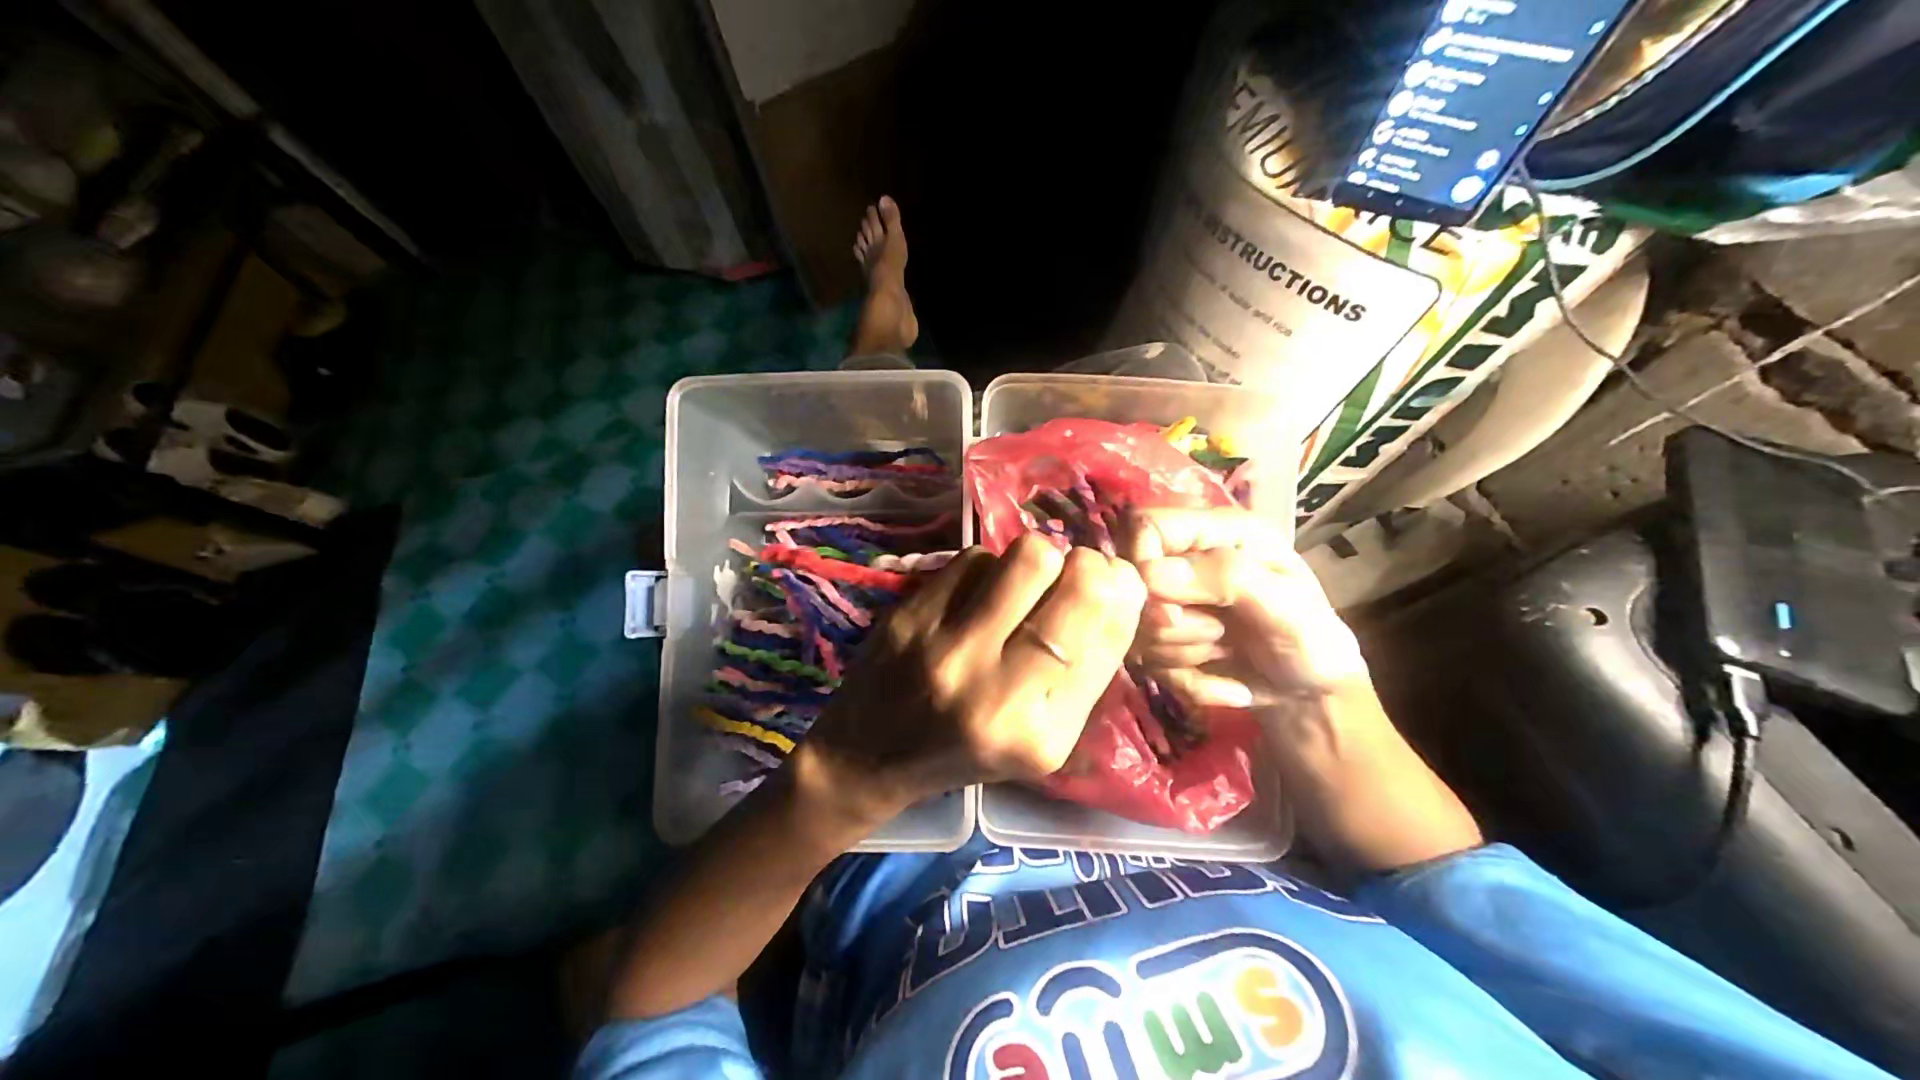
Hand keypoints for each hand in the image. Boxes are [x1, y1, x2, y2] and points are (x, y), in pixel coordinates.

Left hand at [797, 534, 1147, 834]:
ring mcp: (947, 648)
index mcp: (1041, 735)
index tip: (1121, 580)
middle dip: (1090, 566)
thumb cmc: (962, 754)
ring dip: (1039, 559)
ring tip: (1027, 581)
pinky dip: (988, 567)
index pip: (1106, 637)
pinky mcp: (909, 617)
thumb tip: (1117, 594)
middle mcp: (997, 691)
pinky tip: (979, 593)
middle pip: (1076, 586)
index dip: (1123, 595)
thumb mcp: (1038, 744)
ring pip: (1026, 556)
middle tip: (1081, 570)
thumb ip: (1081, 678)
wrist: (867, 757)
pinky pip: (974, 559)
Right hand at [1125, 507, 1370, 707]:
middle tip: (1219, 635)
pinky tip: (1218, 676)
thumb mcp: (1284, 604)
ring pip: (1134, 626)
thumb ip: (1224, 577)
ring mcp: (1167, 600)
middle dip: (1171, 623)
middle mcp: (1185, 559)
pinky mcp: (1157, 639)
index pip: (1145, 525)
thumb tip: (1150, 573)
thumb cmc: (1311, 640)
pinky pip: (1143, 661)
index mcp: (1217, 530)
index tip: (1169, 610)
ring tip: (1225, 651)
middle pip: (1131, 582)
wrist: (1311, 696)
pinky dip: (1182, 678)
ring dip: (1180, 652)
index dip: (1143, 562)